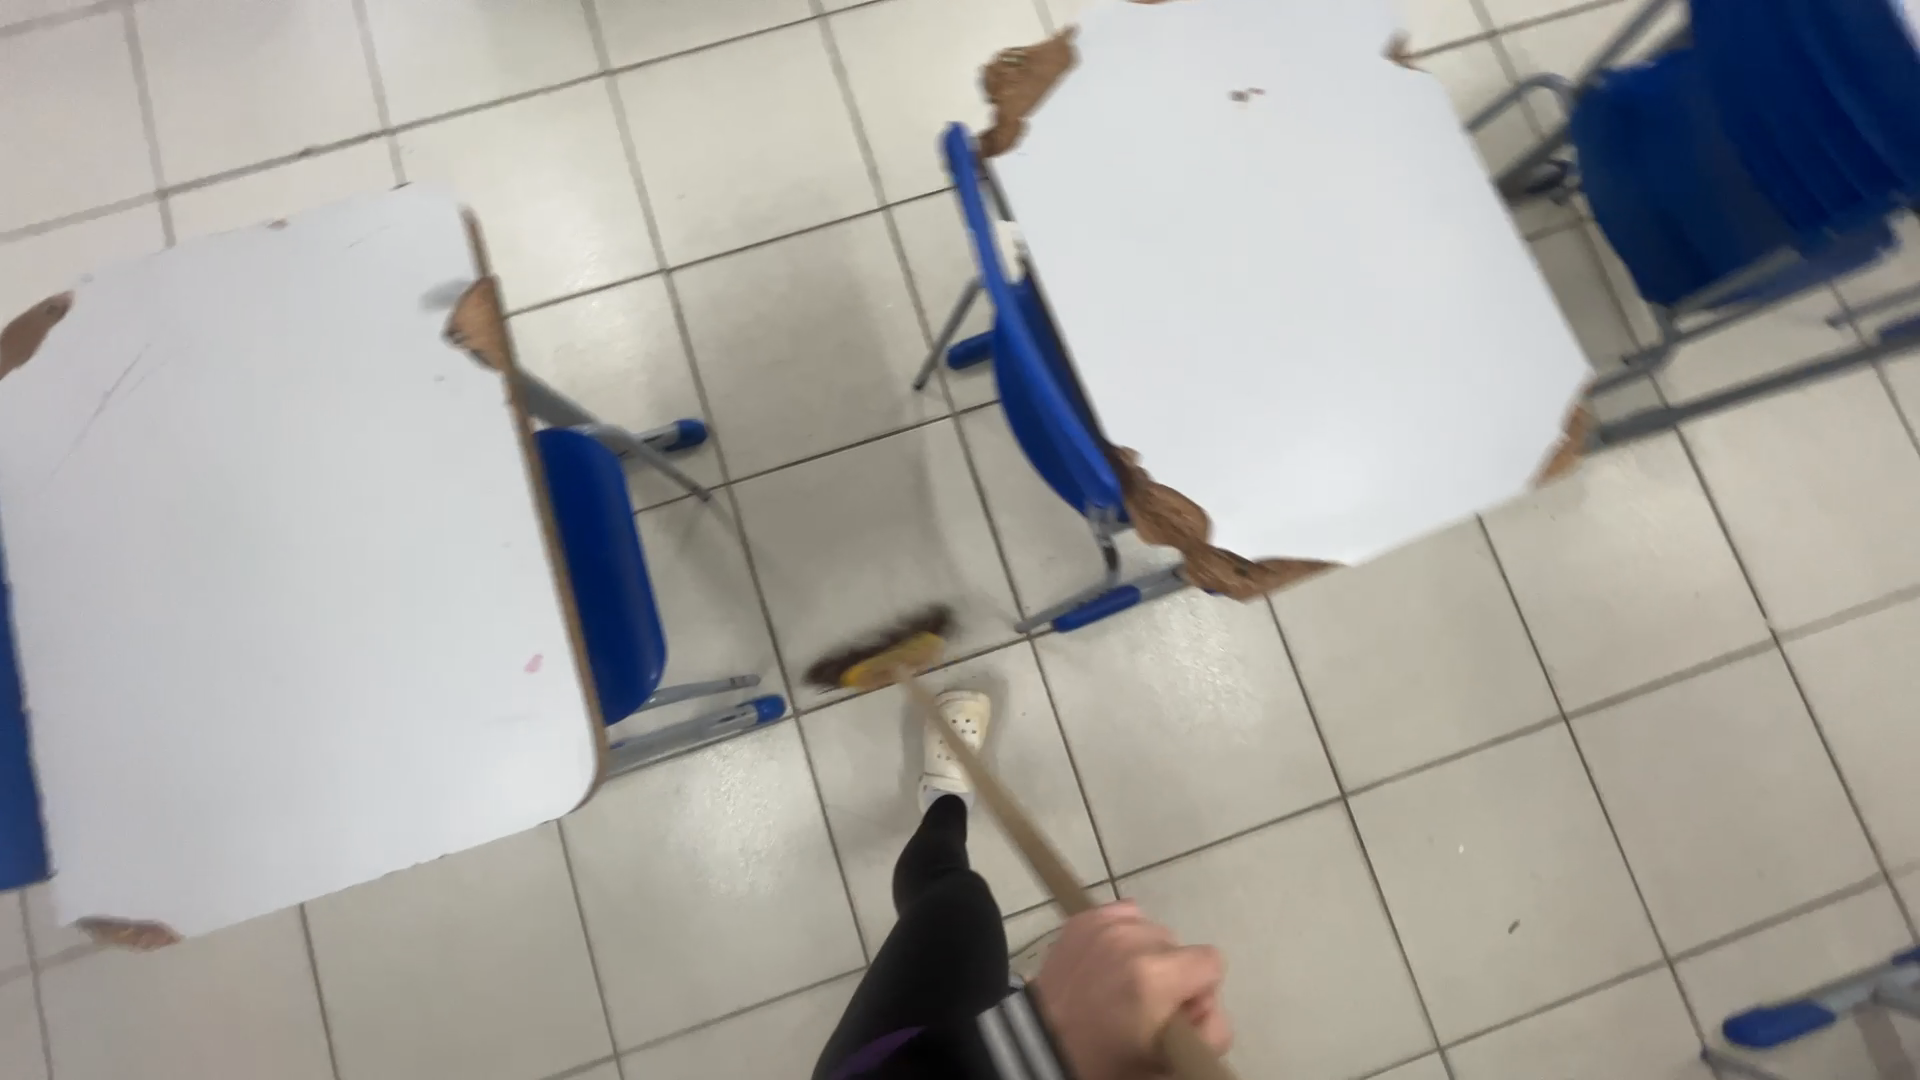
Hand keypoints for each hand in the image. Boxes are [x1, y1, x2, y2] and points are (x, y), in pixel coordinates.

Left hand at [1032, 901, 1230, 1079]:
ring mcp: (1104, 924)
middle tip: (1146, 1005)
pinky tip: (1110, 961)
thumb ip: (1210, 1030)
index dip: (1201, 991)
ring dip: (1147, 953)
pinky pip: (1125, 914)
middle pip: (1179, 946)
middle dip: (1172, 974)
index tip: (1179, 1014)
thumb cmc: (1108, 1062)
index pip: (1211, 961)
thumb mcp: (1169, 1063)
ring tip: (1123, 984)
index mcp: (1155, 977)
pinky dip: (1124, 934)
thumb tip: (1205, 1000)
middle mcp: (1131, 939)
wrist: (1043, 1044)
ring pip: (1151, 929)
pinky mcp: (1084, 918)